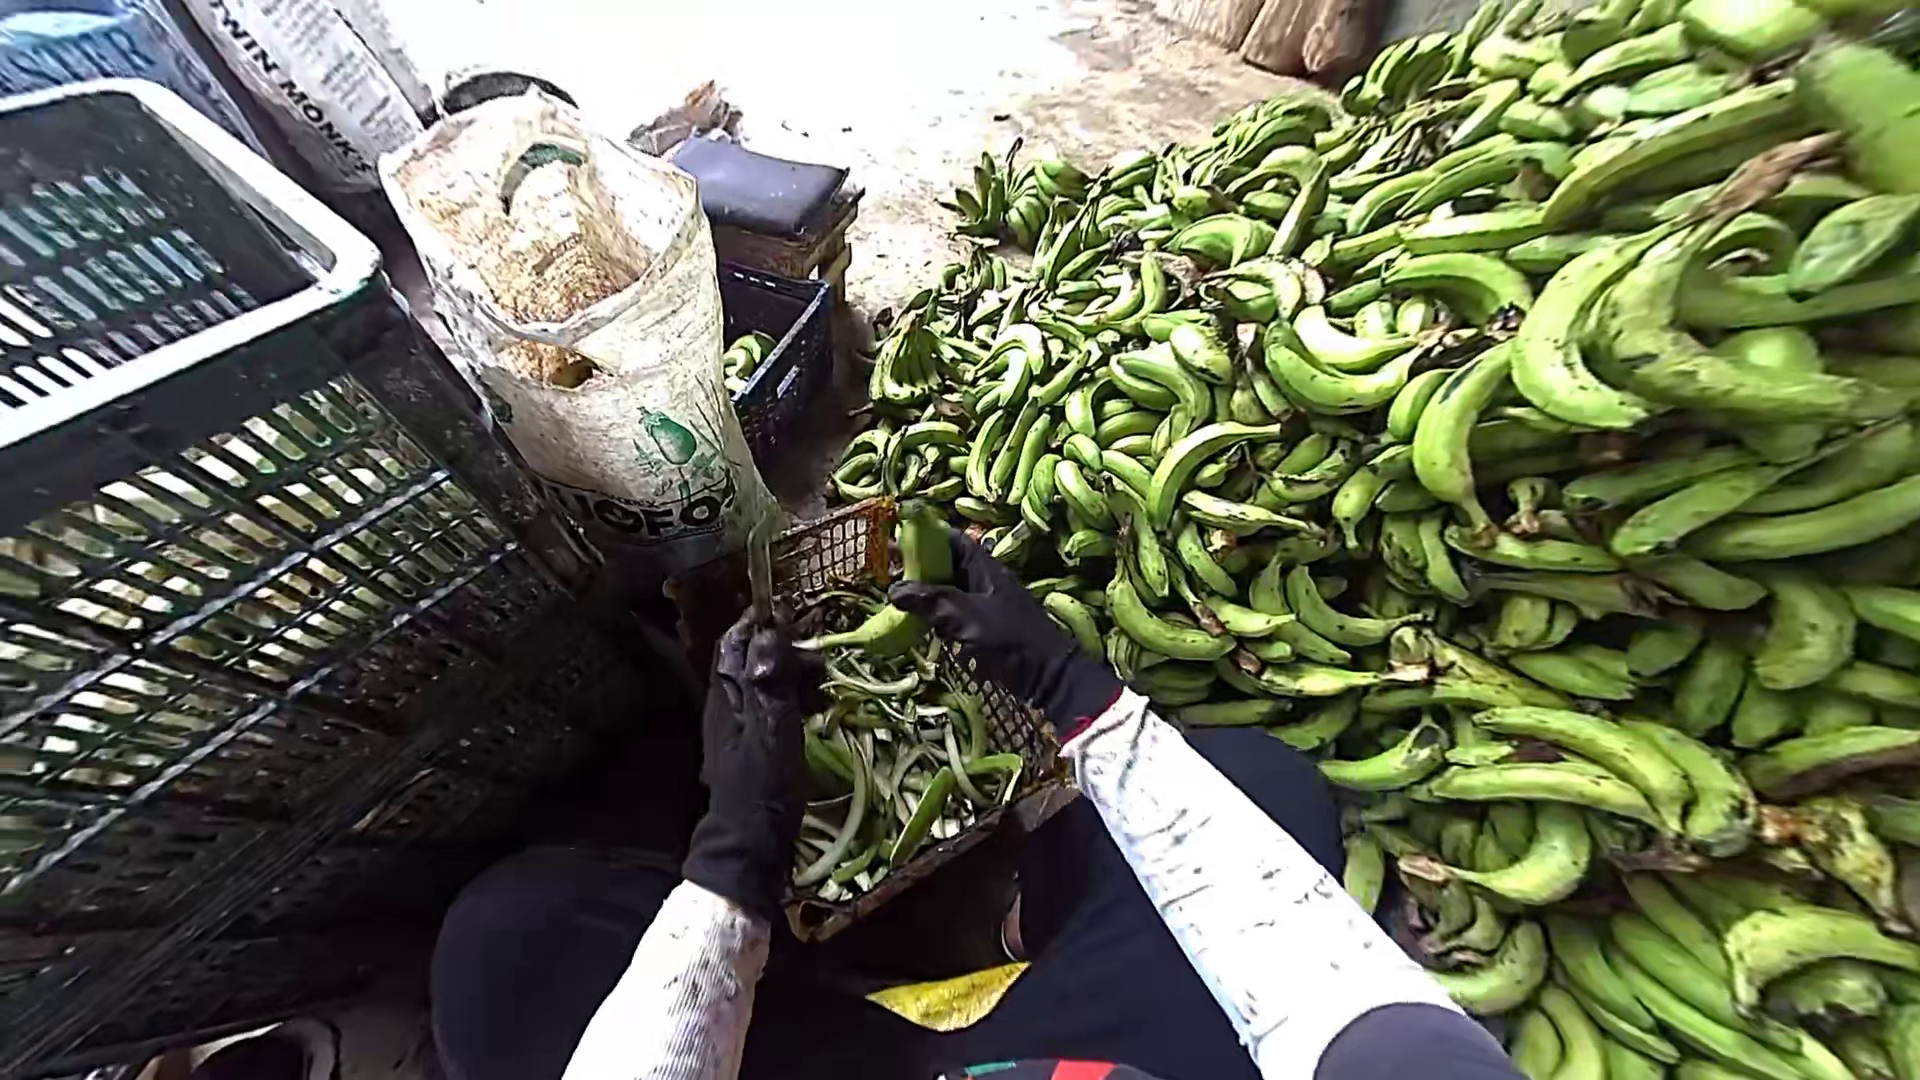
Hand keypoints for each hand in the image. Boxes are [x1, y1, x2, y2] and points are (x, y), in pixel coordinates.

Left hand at [681, 609, 819, 920]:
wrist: (752, 836)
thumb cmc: (763, 778)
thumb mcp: (773, 722)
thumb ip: (771, 676)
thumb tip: (770, 630)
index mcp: (727, 693)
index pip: (735, 641)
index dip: (759, 622)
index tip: (789, 612)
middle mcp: (730, 701)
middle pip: (755, 657)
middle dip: (787, 649)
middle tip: (818, 654)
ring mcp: (743, 721)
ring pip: (769, 679)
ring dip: (796, 673)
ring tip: (824, 682)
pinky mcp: (759, 739)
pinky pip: (778, 703)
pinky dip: (798, 697)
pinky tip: (819, 706)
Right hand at [889, 528, 1121, 732]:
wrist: (1049, 676)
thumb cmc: (1009, 639)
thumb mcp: (966, 617)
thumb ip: (931, 602)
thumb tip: (893, 590)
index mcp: (984, 568)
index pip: (951, 540)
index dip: (925, 539)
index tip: (896, 544)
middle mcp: (984, 581)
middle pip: (946, 565)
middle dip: (918, 570)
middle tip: (889, 577)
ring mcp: (985, 605)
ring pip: (948, 591)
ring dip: (925, 595)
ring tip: (897, 601)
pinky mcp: (985, 628)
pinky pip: (954, 614)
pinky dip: (936, 617)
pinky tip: (919, 626)